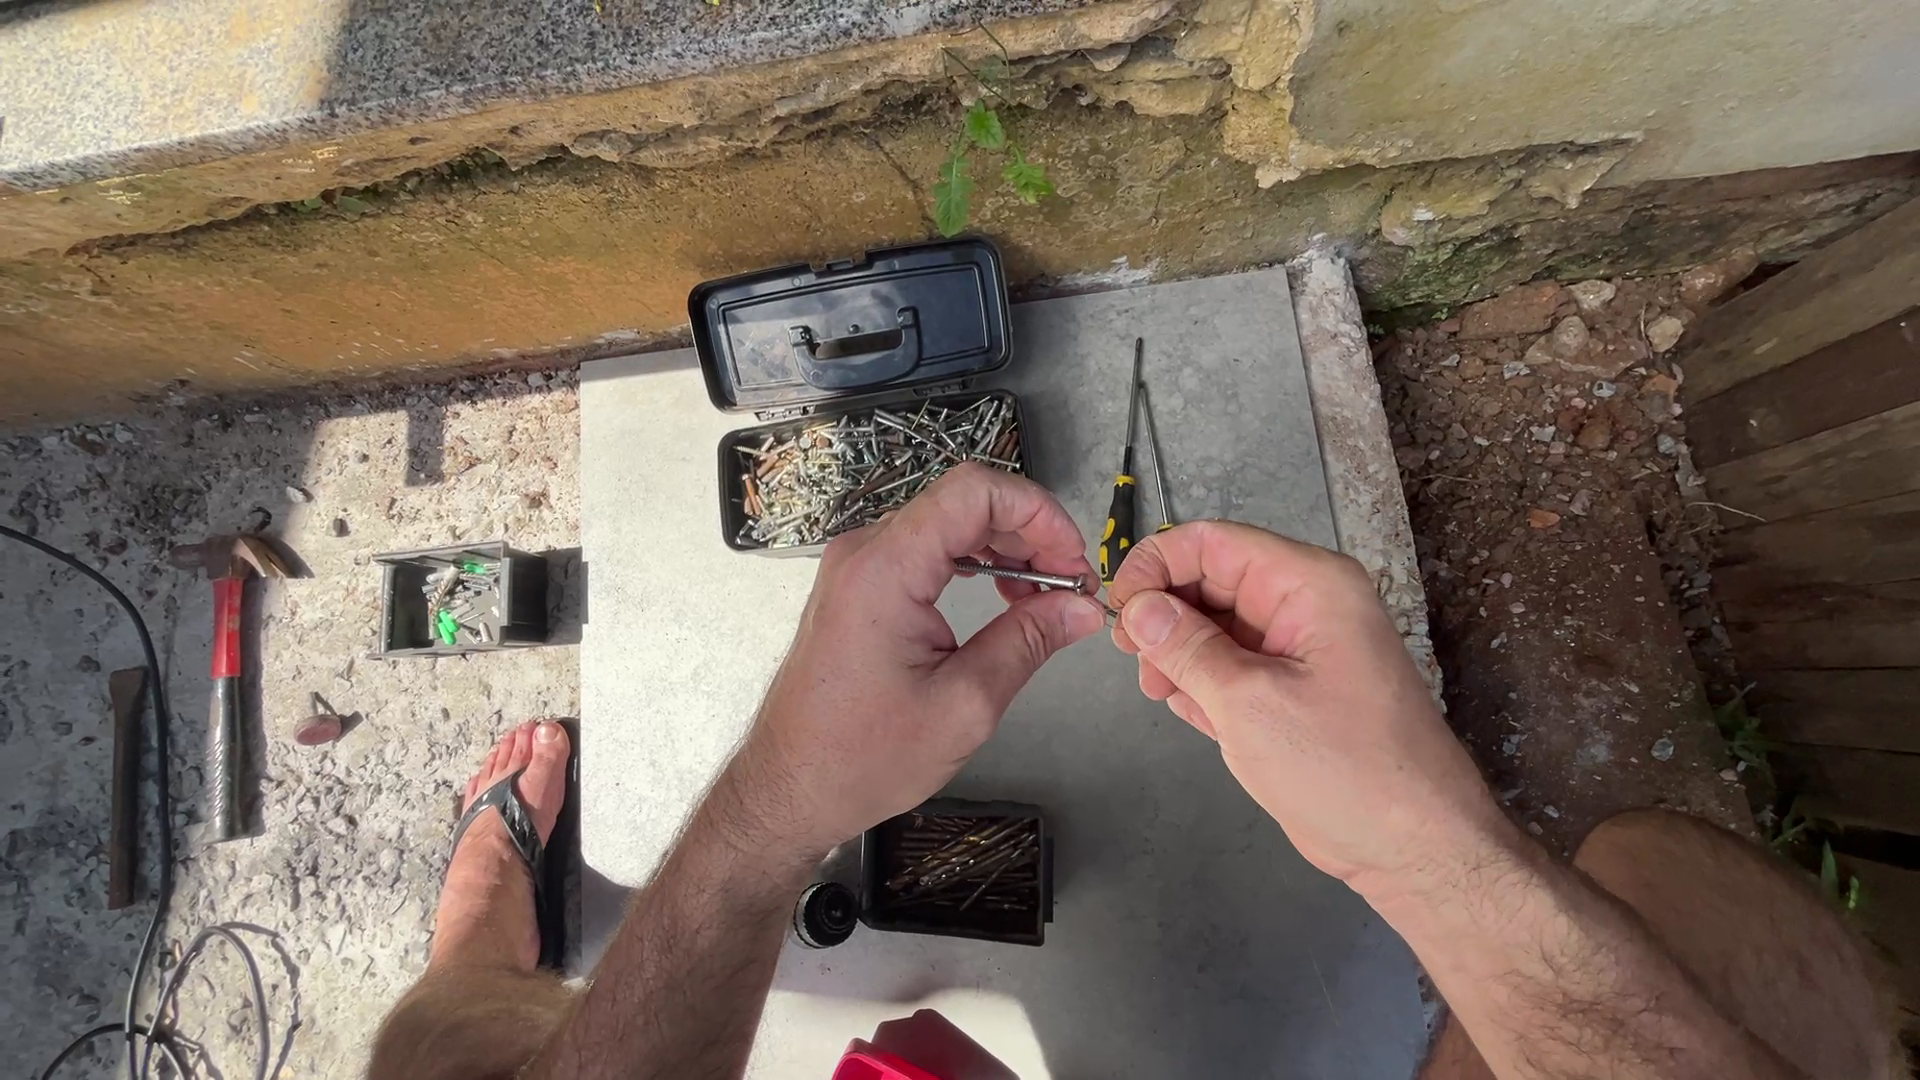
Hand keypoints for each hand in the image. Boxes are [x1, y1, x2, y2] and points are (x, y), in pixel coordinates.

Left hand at [734, 463, 1107, 853]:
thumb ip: (1028, 641)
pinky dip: (975, 561)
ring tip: (1043, 595)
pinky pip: (927, 547)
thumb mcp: (963, 705)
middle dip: (1030, 533)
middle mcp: (865, 551)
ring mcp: (858, 563)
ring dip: (1006, 547)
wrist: (789, 785)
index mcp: (885, 570)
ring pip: (950, 522)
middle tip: (1070, 584)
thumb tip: (1081, 607)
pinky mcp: (860, 581)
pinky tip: (1004, 595)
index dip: (1037, 511)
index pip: (974, 492)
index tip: (1073, 558)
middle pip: (965, 501)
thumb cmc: (862, 758)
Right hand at [1108, 521, 1508, 896]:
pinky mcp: (1284, 683)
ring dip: (1175, 652)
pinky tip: (1190, 711)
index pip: (1211, 542)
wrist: (1412, 850)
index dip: (1157, 564)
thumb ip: (1184, 646)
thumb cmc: (1341, 767)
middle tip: (1131, 658)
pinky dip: (1198, 679)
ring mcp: (1292, 644)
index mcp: (1306, 583)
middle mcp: (1300, 601)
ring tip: (1160, 692)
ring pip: (1210, 622)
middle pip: (1208, 580)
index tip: (1121, 608)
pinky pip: (1224, 660)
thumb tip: (1136, 607)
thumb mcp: (1248, 701)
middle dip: (1163, 614)